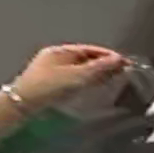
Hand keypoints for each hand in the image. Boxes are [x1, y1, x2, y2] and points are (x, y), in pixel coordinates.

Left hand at [11, 44, 128, 108]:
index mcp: (61, 51)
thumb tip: (120, 59)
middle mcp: (59, 58)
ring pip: (85, 68)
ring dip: (101, 73)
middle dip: (107, 64)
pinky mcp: (58, 82)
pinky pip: (80, 77)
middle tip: (126, 72)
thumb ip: (100, 67)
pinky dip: (93, 79)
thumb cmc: (51, 86)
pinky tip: (101, 85)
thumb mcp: (78, 75)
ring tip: (118, 79)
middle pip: (88, 58)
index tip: (127, 63)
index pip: (90, 49)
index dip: (109, 55)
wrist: (26, 103)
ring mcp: (57, 70)